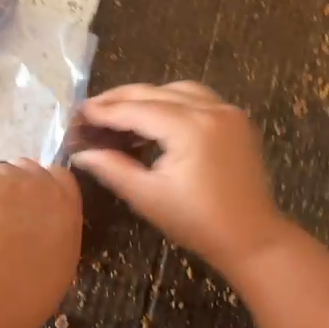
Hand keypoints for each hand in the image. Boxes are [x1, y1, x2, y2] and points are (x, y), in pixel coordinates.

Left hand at [0, 158, 82, 327]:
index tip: (28, 208)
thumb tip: (40, 229)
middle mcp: (41, 182)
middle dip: (13, 188)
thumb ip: (57, 232)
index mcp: (67, 203)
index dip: (40, 188)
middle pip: (25, 169)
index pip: (57, 176)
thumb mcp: (62, 262)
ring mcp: (7, 178)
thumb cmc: (29, 292)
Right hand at [71, 82, 292, 274]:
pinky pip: (197, 99)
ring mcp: (228, 111)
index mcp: (191, 128)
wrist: (252, 237)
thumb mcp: (147, 197)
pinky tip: (152, 117)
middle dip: (120, 99)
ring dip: (145, 96)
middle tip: (89, 110)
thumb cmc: (197, 222)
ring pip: (177, 90)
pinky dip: (170, 101)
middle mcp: (212, 109)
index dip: (104, 111)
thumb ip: (112, 168)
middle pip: (156, 92)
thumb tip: (81, 153)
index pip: (137, 110)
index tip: (77, 114)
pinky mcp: (236, 120)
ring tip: (117, 111)